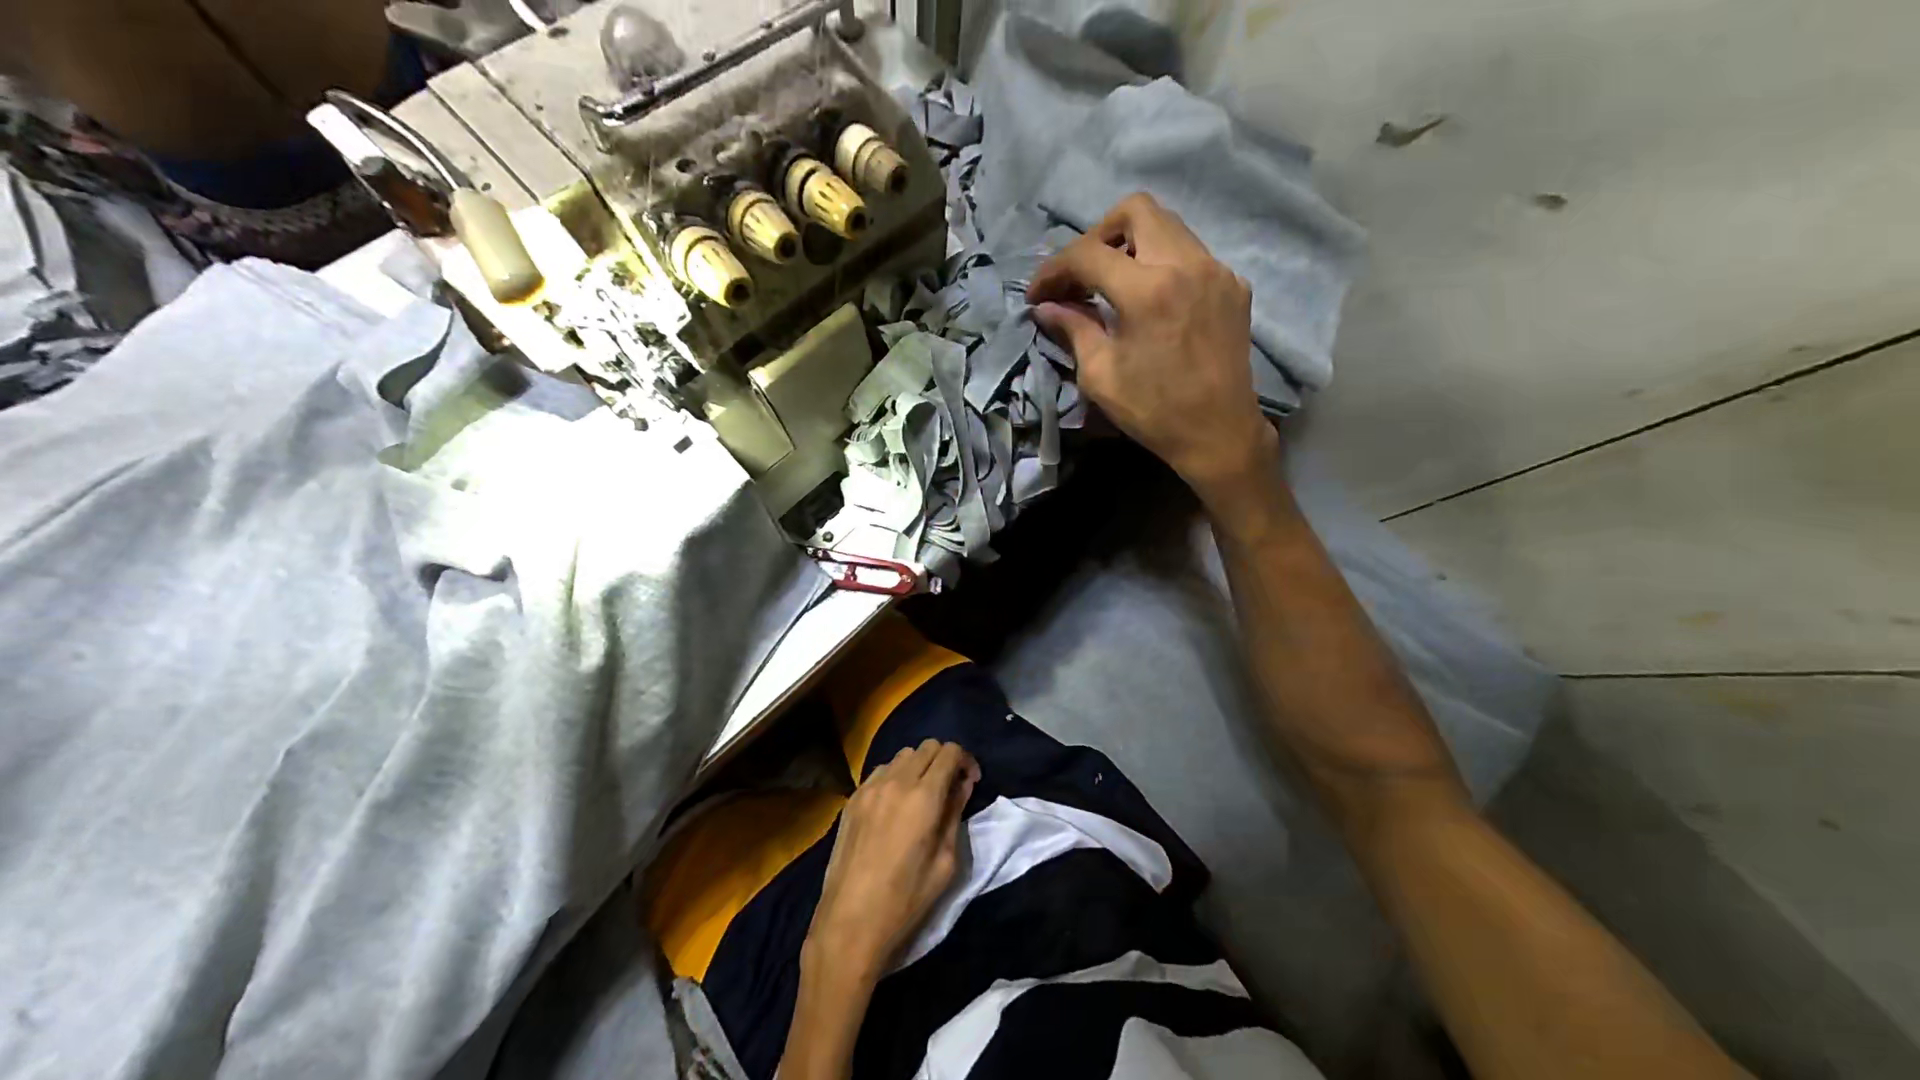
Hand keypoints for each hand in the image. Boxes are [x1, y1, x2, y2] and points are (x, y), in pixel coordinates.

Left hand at [806, 739, 980, 980]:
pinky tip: (896, 806)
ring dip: (919, 766)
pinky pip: (880, 772)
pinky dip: (896, 777)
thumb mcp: (945, 862)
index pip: (950, 752)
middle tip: (950, 788)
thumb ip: (955, 814)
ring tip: (923, 797)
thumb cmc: (906, 900)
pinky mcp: (851, 800)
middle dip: (944, 760)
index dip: (966, 761)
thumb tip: (961, 786)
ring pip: (902, 756)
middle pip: (926, 746)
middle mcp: (895, 781)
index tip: (971, 782)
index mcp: (923, 796)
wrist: (850, 922)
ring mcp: (869, 788)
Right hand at [1027, 193, 1278, 504]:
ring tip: (1113, 283)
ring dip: (1132, 244)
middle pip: (1135, 210)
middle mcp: (1186, 263)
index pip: (1088, 253)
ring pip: (1168, 225)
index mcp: (1148, 289)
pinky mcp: (1233, 285)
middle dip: (1098, 235)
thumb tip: (1046, 307)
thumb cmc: (1154, 410)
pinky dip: (1162, 263)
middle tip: (1083, 273)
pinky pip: (1191, 252)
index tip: (1038, 294)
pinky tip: (1151, 300)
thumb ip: (1073, 329)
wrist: (1218, 433)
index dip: (1053, 269)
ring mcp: (1216, 270)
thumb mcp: (1100, 375)